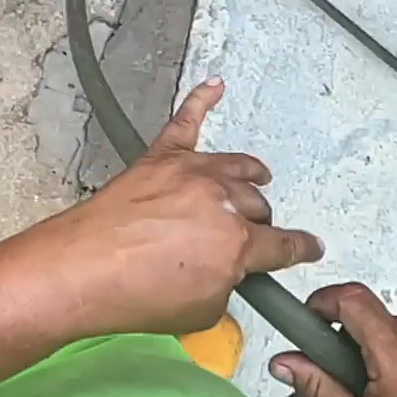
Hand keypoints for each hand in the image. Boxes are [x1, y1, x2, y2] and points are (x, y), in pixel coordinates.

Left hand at [10, 78, 324, 337]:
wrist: (86, 267)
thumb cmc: (138, 294)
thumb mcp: (202, 312)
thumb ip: (226, 285)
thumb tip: (224, 269)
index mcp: (237, 243)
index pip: (281, 246)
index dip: (299, 249)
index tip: (309, 246)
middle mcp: (220, 200)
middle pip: (255, 205)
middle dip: (258, 221)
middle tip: (253, 232)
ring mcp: (190, 171)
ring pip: (234, 166)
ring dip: (249, 175)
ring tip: (257, 176)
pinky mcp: (161, 155)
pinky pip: (187, 119)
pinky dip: (202, 99)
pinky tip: (215, 84)